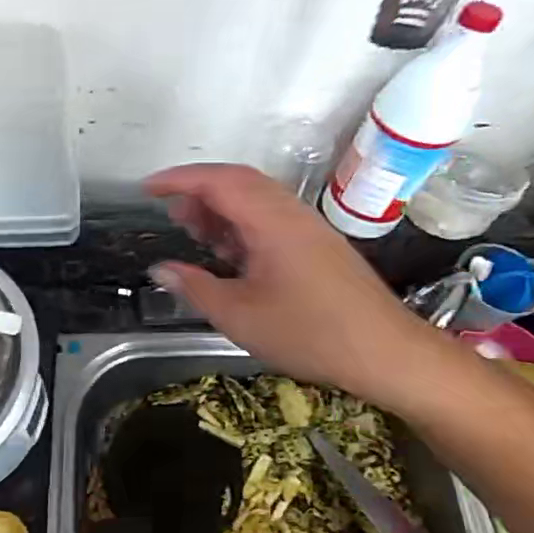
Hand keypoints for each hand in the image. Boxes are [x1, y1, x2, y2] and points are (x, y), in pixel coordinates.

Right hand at [144, 163, 456, 414]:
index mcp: (271, 221)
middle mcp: (292, 214)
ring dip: (222, 211)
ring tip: (195, 234)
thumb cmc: (310, 334)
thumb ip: (194, 288)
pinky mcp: (318, 247)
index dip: (178, 180)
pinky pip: (272, 221)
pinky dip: (243, 228)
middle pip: (239, 184)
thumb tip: (161, 270)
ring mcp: (309, 229)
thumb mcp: (239, 316)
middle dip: (199, 194)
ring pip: (257, 202)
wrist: (385, 352)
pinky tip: (231, 256)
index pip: (218, 181)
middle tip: (171, 215)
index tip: (148, 188)